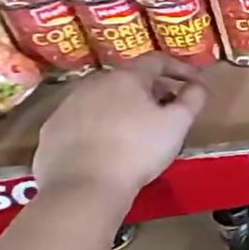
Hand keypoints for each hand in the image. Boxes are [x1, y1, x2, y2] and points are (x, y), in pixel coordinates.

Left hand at [32, 53, 206, 206]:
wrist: (82, 189)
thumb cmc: (138, 150)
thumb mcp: (178, 124)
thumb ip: (193, 98)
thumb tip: (198, 85)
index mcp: (126, 77)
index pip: (157, 60)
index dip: (179, 68)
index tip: (194, 82)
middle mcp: (94, 83)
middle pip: (129, 79)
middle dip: (152, 90)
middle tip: (167, 109)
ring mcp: (67, 106)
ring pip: (104, 98)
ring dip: (124, 107)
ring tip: (138, 129)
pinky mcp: (51, 131)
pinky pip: (83, 120)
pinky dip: (100, 125)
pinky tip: (108, 146)